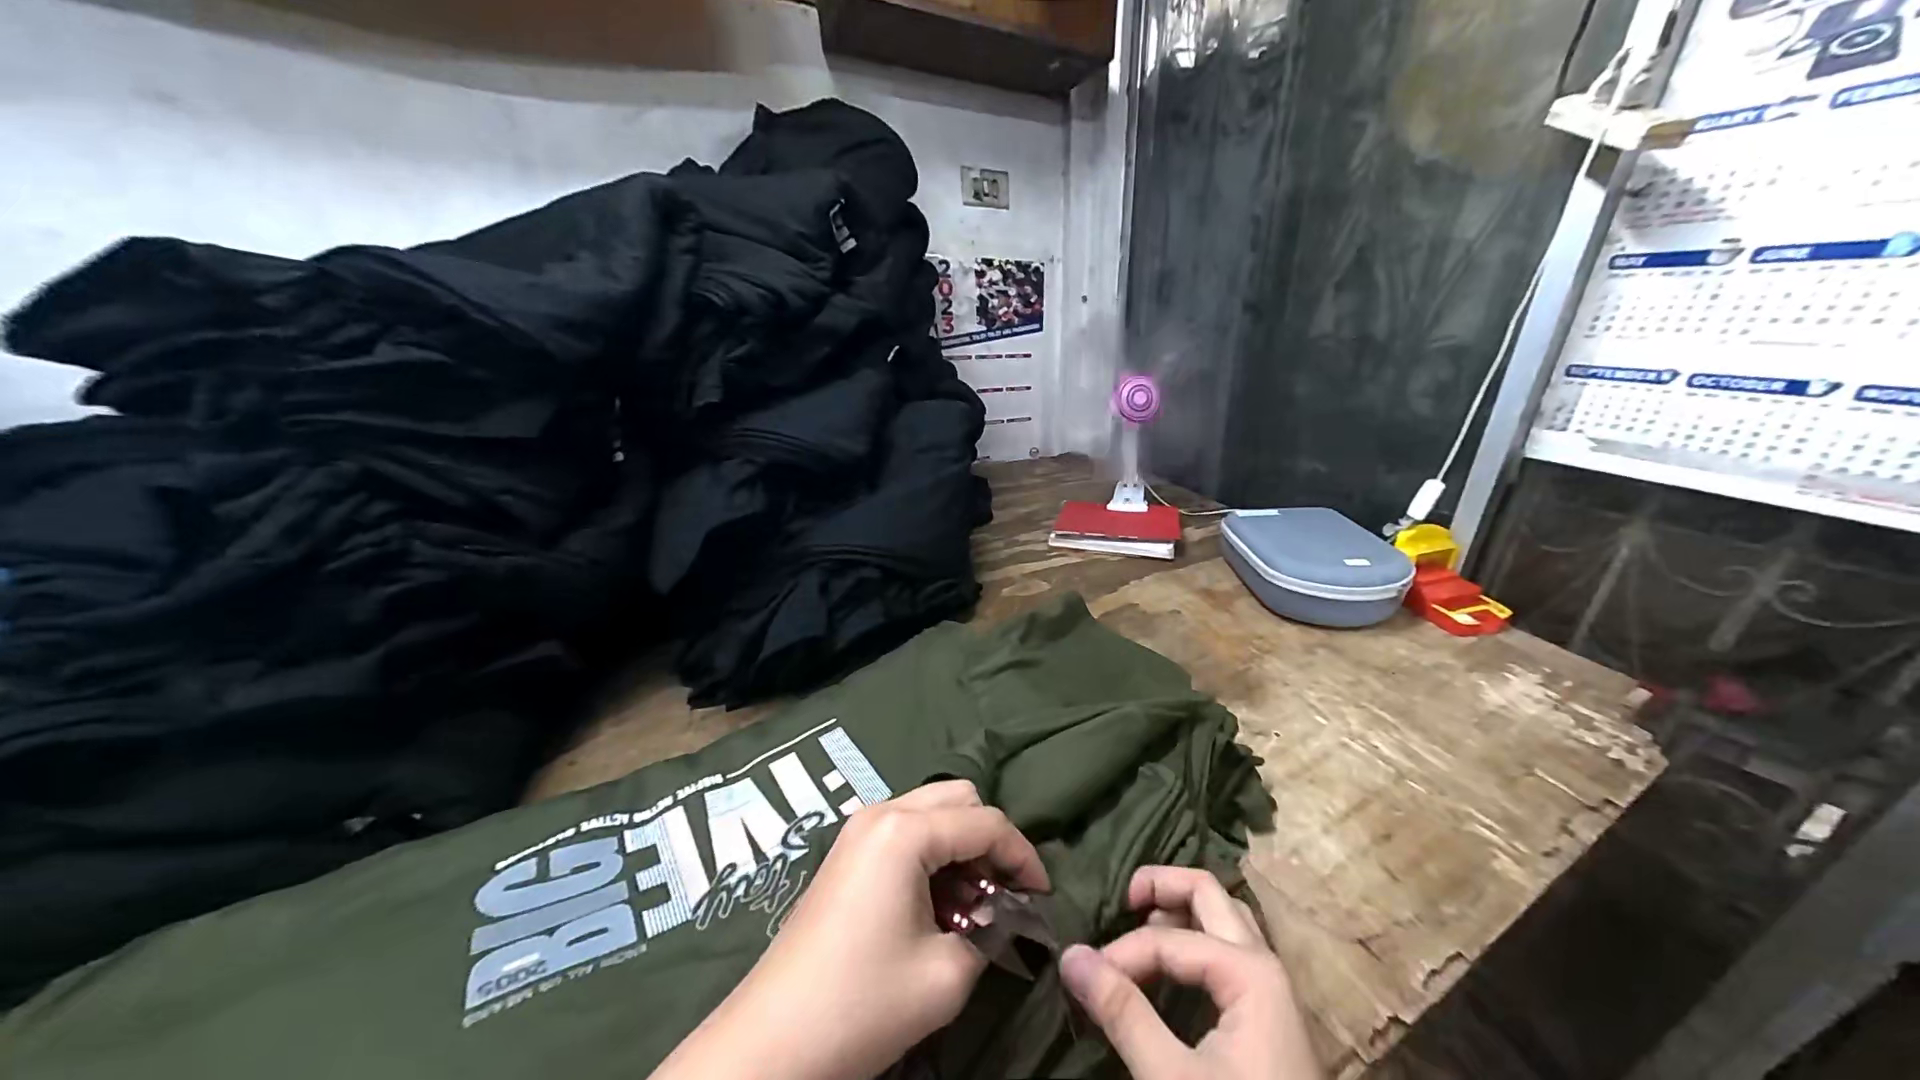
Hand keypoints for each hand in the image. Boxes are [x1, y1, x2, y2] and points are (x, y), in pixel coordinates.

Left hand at [649, 779, 1047, 1079]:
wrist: (774, 1040)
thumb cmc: (863, 1003)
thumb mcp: (947, 973)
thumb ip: (991, 933)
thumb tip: (1005, 917)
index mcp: (905, 830)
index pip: (987, 822)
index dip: (1024, 856)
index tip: (1043, 898)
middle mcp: (881, 812)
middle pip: (959, 799)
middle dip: (990, 841)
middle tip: (1004, 895)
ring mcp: (858, 830)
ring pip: (932, 812)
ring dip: (962, 848)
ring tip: (973, 907)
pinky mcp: (847, 852)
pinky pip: (906, 833)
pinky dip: (934, 856)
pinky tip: (938, 905)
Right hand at [1059, 867, 1320, 1079]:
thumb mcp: (1172, 1077)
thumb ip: (1123, 1013)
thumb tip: (1071, 956)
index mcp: (1249, 971)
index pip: (1167, 938)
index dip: (1121, 952)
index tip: (1087, 979)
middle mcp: (1266, 964)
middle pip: (1209, 894)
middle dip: (1161, 887)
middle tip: (1122, 902)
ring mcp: (1272, 988)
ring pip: (1224, 918)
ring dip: (1181, 910)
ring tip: (1142, 925)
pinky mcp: (1268, 1015)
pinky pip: (1231, 948)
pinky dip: (1196, 937)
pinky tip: (1174, 963)